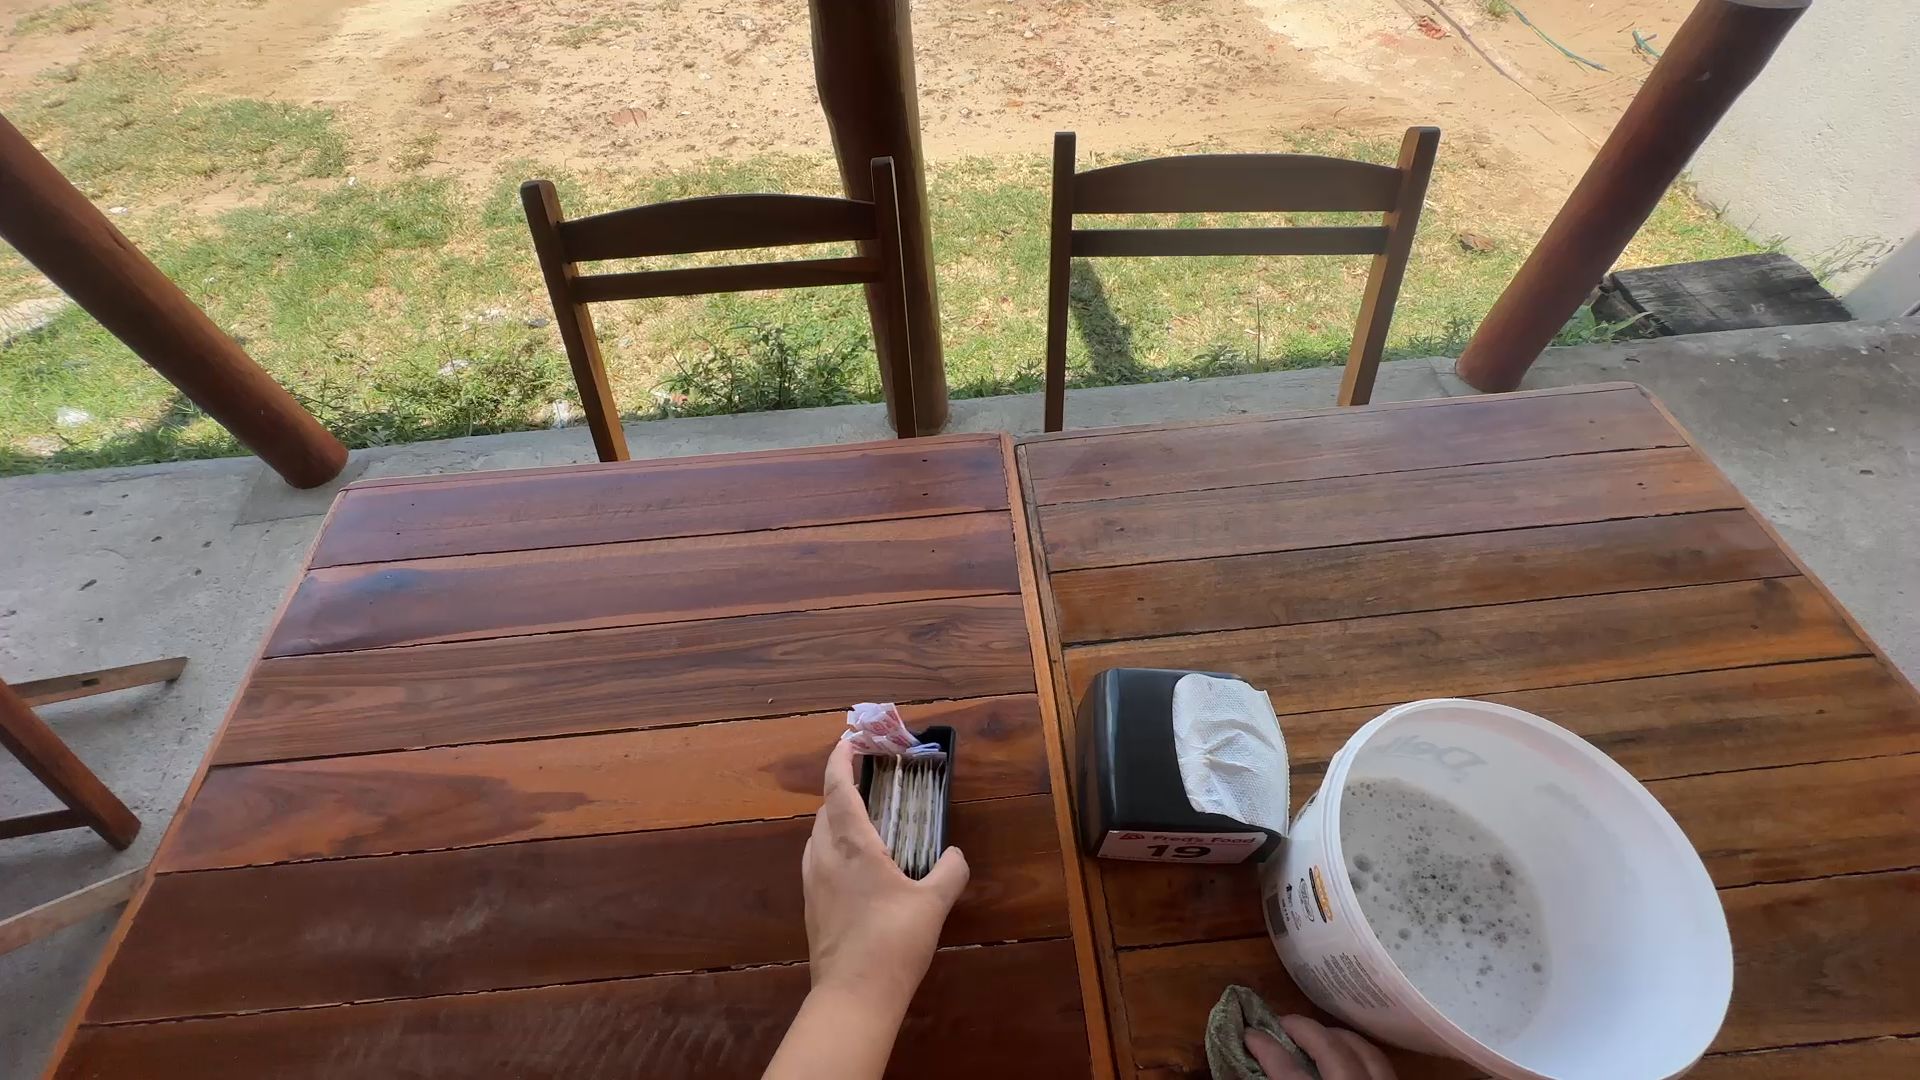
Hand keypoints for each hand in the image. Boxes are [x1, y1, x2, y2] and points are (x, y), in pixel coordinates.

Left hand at [801, 739, 969, 1008]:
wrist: (853, 998)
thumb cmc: (892, 941)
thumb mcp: (933, 904)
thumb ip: (949, 872)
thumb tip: (956, 855)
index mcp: (852, 844)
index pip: (838, 787)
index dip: (840, 758)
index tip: (849, 739)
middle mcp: (825, 855)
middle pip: (824, 808)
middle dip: (841, 788)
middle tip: (866, 781)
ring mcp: (812, 882)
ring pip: (817, 835)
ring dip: (834, 818)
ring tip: (862, 820)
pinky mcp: (810, 906)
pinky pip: (817, 860)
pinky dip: (832, 846)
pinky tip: (854, 866)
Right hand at [1246, 1016, 1396, 1079]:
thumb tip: (1247, 1066)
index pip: (1287, 1069)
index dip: (1262, 1046)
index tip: (1248, 1033)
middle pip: (1330, 1048)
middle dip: (1301, 1027)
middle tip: (1281, 1024)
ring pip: (1364, 1052)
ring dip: (1336, 1036)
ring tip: (1316, 1033)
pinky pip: (1384, 1067)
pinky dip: (1363, 1053)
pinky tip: (1349, 1054)